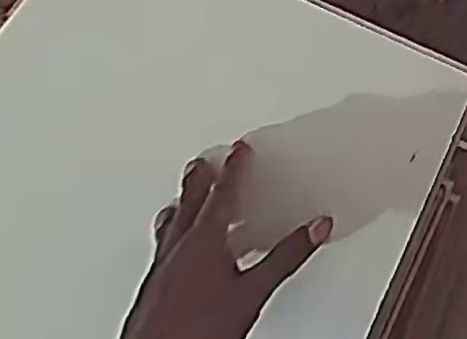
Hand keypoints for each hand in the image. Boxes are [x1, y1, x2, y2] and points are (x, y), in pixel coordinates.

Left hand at [122, 142, 331, 338]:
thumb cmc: (198, 331)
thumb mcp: (254, 291)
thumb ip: (287, 256)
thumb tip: (316, 226)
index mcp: (205, 239)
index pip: (223, 192)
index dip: (234, 167)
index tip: (239, 147)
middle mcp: (178, 249)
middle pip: (190, 203)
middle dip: (198, 180)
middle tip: (203, 160)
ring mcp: (160, 271)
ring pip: (171, 226)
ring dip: (180, 206)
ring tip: (181, 197)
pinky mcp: (149, 292)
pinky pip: (162, 250)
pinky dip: (172, 237)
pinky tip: (175, 249)